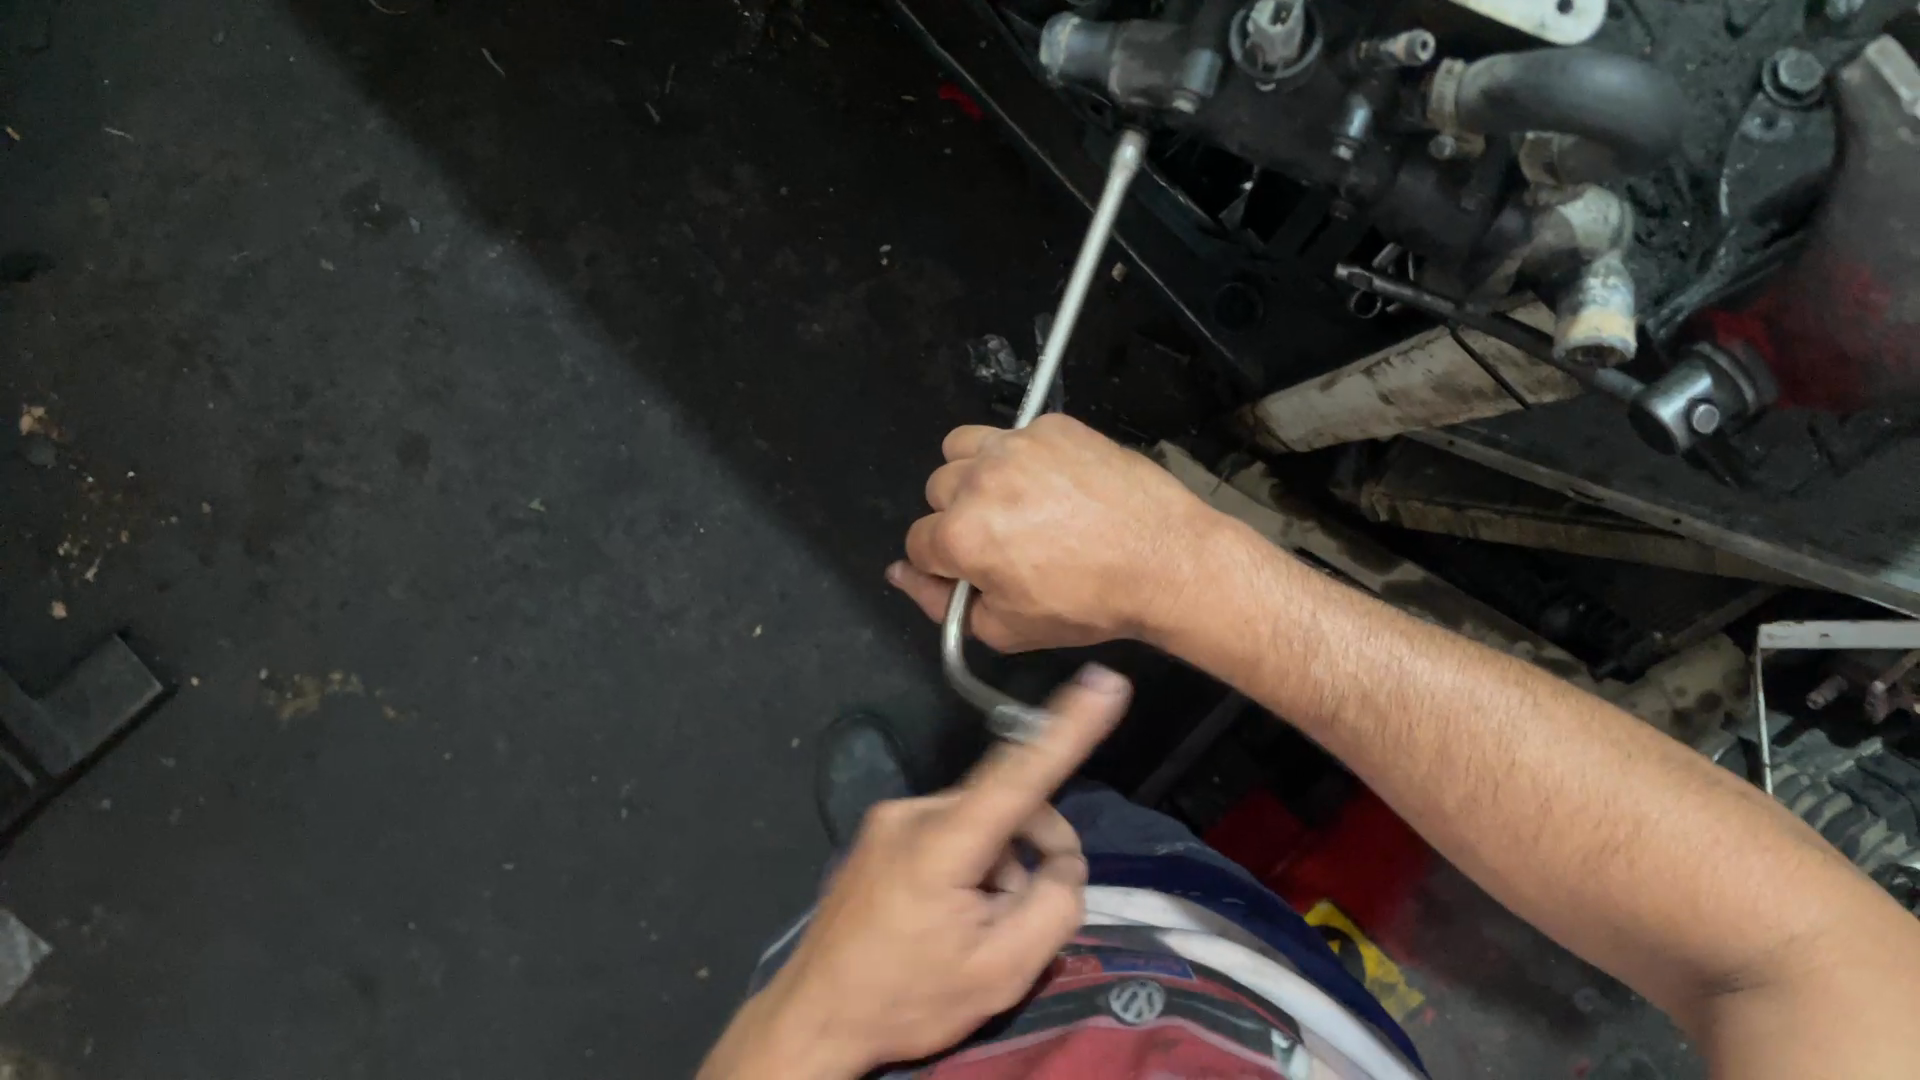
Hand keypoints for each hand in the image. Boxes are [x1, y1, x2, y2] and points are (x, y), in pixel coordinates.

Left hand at [696, 667, 1131, 1078]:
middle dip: (1032, 848)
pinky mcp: (880, 832)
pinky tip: (952, 910)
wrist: (814, 1019)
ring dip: (999, 861)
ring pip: (980, 818)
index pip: (1019, 774)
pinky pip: (949, 828)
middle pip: (1006, 803)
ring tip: (978, 922)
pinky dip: (970, 859)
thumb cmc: (907, 999)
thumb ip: (1052, 906)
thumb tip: (1060, 861)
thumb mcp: (1001, 972)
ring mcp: (890, 819)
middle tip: (1030, 908)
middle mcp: (913, 811)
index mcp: (942, 842)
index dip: (1067, 727)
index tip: (1103, 682)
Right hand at [889, 415, 1223, 651]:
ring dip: (974, 474)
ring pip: (961, 449)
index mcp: (961, 535)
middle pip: (936, 491)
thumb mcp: (1006, 628)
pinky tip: (1054, 484)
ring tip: (1013, 499)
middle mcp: (979, 480)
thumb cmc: (1089, 603)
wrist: (1166, 561)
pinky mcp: (1051, 425)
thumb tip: (900, 575)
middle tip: (1004, 538)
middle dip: (958, 516)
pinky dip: (1020, 457)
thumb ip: (941, 604)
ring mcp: (1016, 445)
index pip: (917, 543)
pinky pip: (1012, 434)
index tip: (975, 569)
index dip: (943, 564)